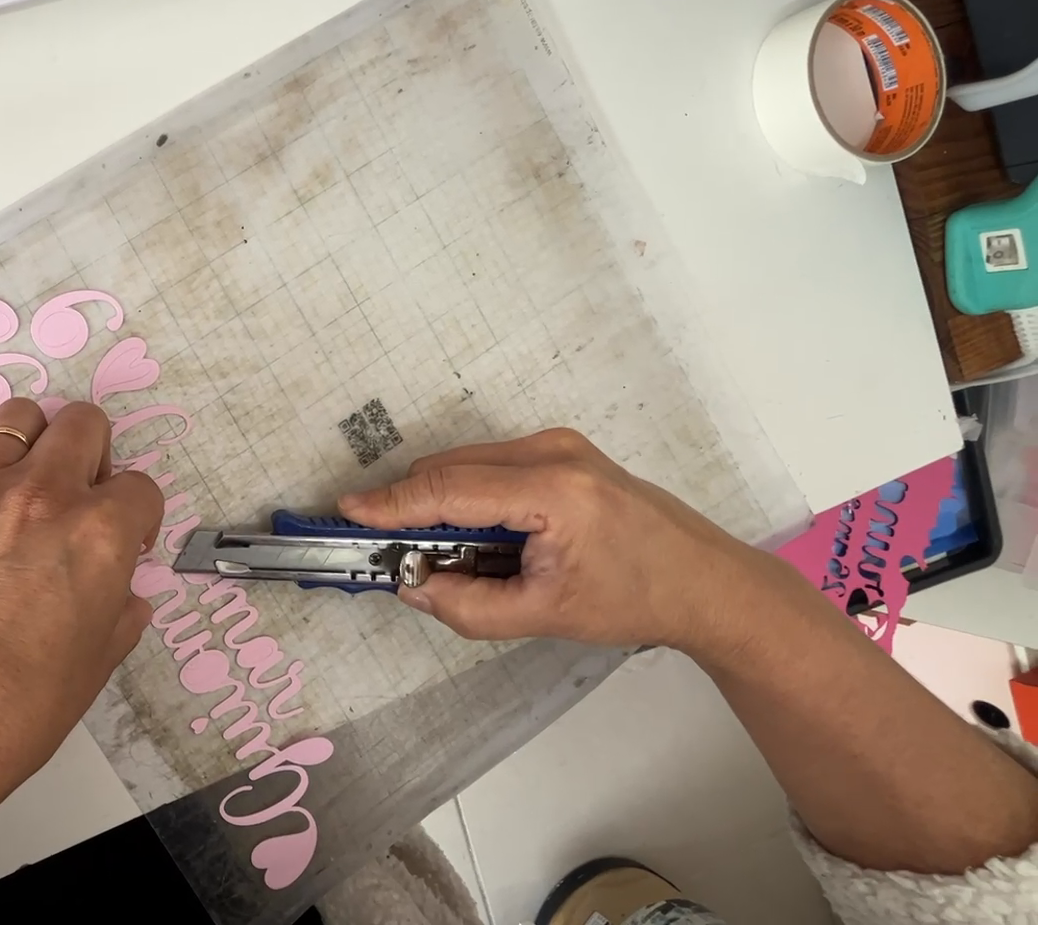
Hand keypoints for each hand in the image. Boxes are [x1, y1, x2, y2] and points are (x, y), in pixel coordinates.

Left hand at [0, 398, 163, 812]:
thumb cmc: (31, 700)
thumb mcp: (102, 658)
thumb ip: (122, 610)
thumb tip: (125, 594)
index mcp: (101, 530)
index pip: (142, 486)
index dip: (140, 514)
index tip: (128, 540)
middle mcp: (45, 493)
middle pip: (83, 422)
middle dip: (93, 452)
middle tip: (79, 492)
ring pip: (15, 417)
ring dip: (30, 443)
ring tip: (24, 481)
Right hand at [338, 428, 771, 651]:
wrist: (712, 584)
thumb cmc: (636, 601)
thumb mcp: (546, 617)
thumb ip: (468, 607)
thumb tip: (409, 585)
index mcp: (554, 491)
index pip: (450, 490)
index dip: (393, 502)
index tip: (348, 510)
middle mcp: (551, 451)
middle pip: (449, 469)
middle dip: (411, 505)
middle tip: (395, 548)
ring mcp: (556, 443)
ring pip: (463, 463)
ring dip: (437, 500)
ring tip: (442, 548)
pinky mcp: (559, 447)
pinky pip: (485, 463)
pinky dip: (463, 493)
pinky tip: (476, 531)